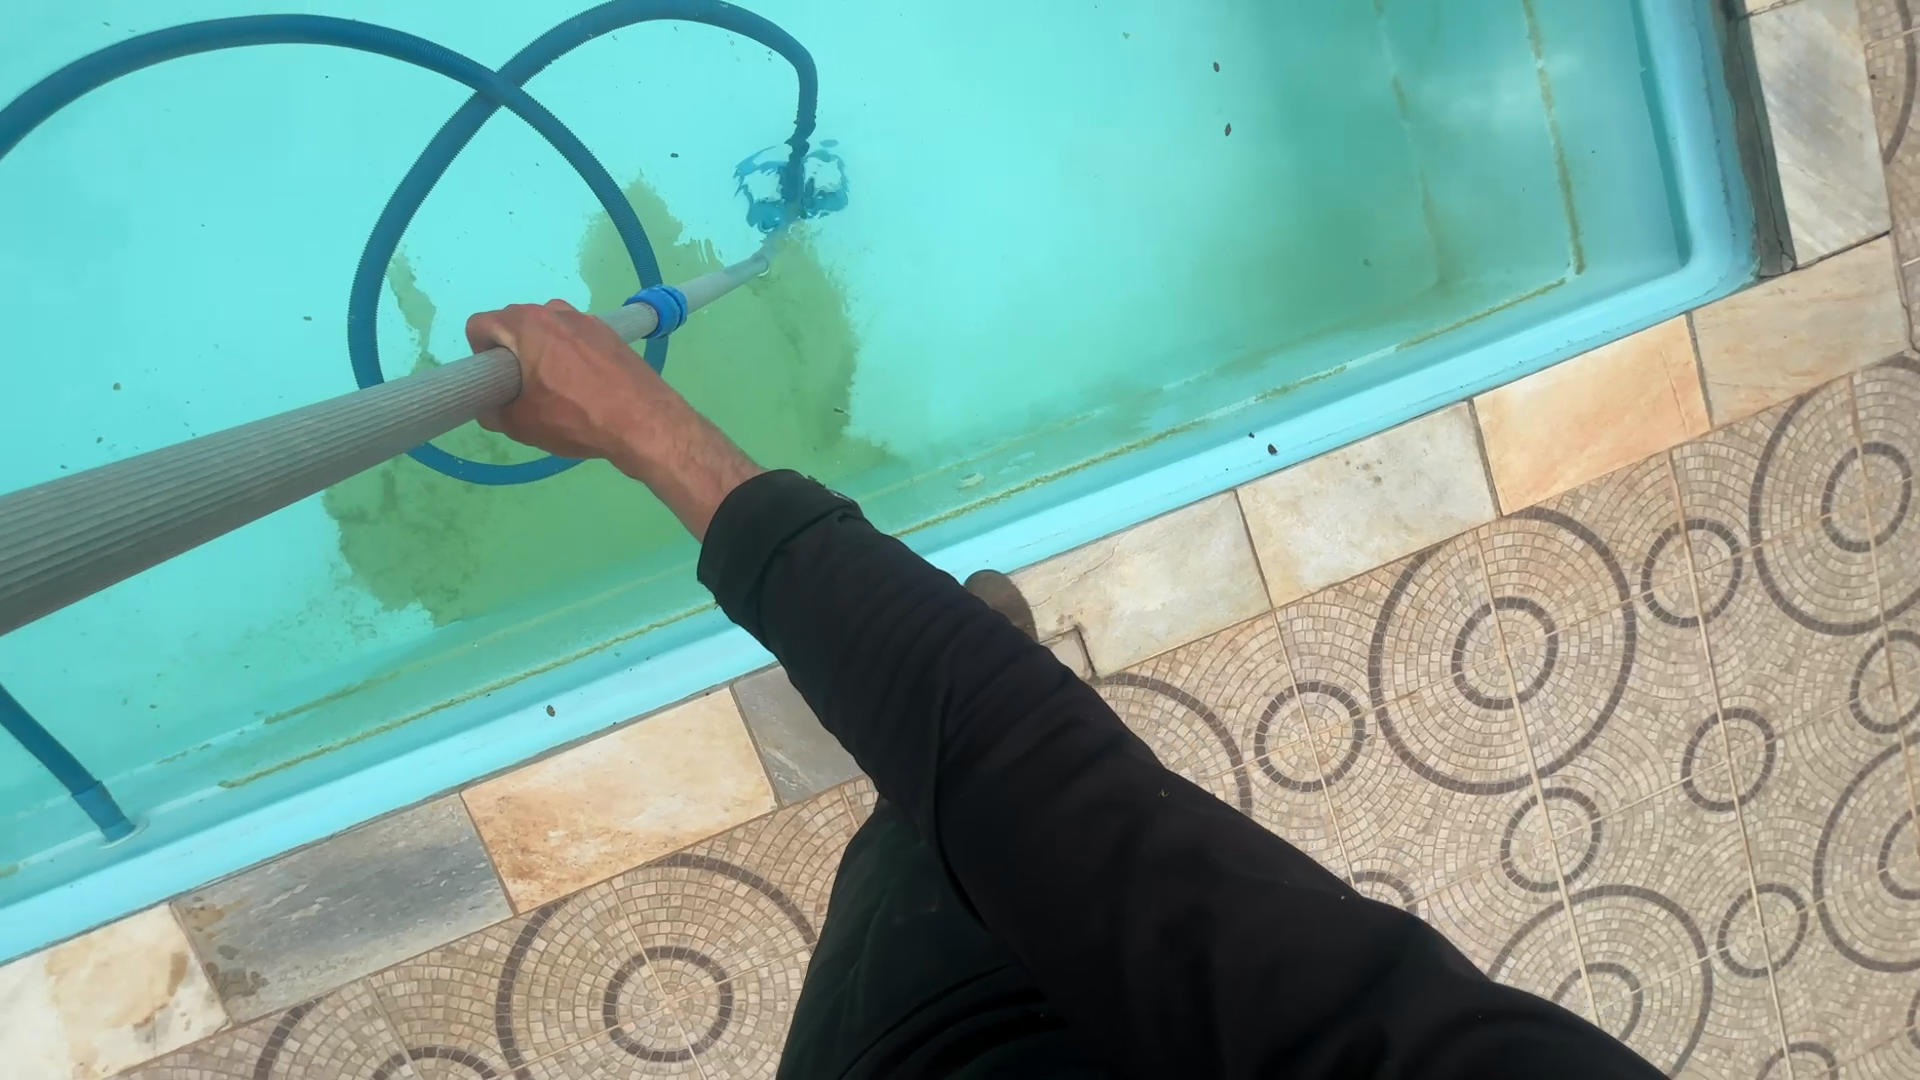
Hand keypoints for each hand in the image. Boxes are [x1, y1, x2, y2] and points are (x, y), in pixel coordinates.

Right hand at [465, 298, 764, 539]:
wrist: (648, 424)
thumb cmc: (577, 418)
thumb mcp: (522, 423)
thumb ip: (495, 412)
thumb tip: (492, 410)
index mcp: (527, 323)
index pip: (482, 325)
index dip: (479, 354)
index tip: (494, 380)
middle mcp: (559, 312)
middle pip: (519, 325)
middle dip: (514, 353)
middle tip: (524, 388)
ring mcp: (592, 323)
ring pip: (554, 333)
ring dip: (547, 354)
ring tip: (558, 390)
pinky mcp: (616, 339)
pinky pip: (583, 344)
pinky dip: (577, 360)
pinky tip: (588, 390)